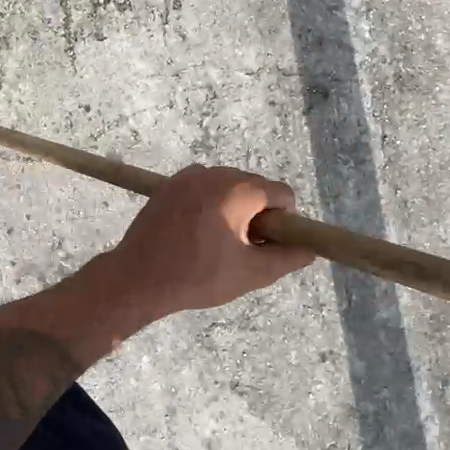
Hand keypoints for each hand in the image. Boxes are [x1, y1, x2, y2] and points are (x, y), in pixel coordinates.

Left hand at [104, 165, 314, 322]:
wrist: (141, 275)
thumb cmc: (199, 275)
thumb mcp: (253, 273)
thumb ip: (288, 257)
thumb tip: (308, 249)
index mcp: (235, 191)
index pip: (281, 192)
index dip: (285, 219)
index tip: (270, 243)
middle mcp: (210, 174)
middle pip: (253, 184)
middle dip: (259, 211)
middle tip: (246, 244)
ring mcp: (185, 176)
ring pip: (227, 183)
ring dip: (235, 205)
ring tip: (222, 240)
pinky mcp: (167, 184)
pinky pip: (202, 185)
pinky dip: (210, 200)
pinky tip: (200, 229)